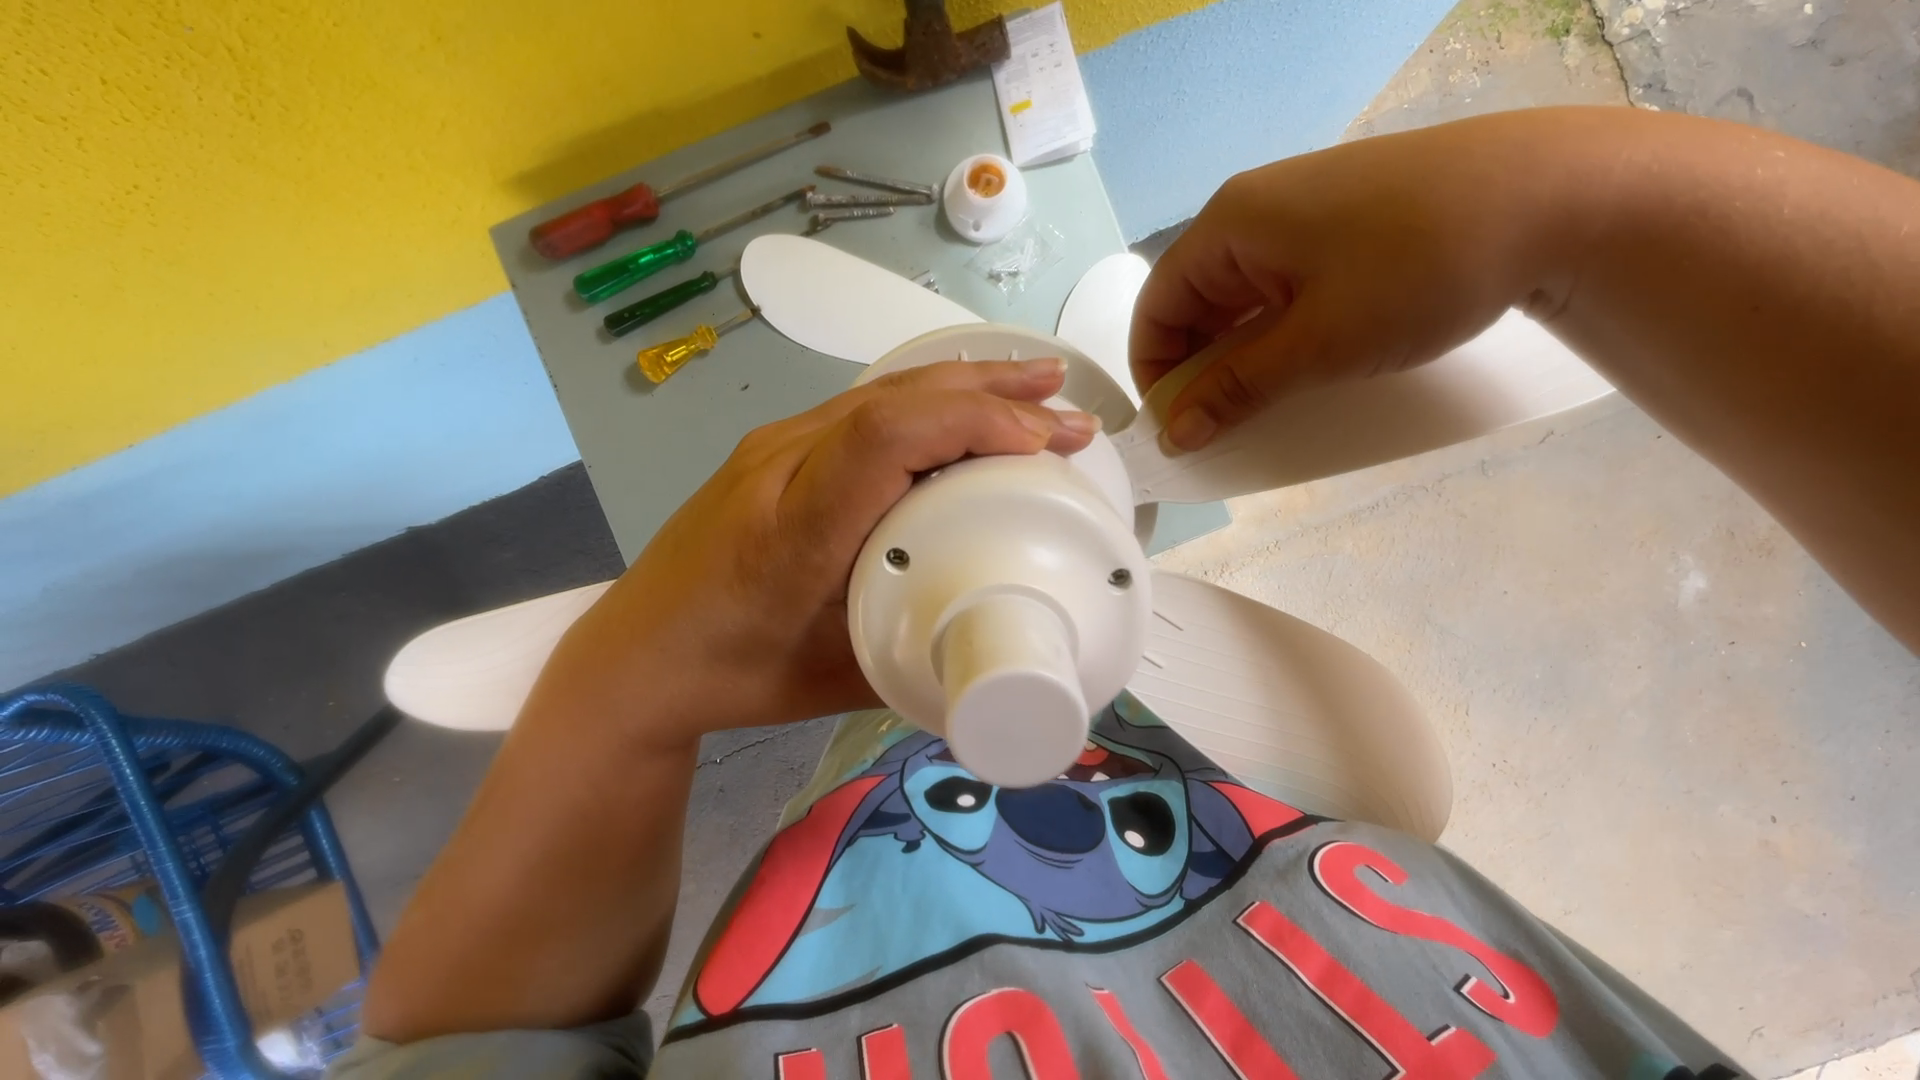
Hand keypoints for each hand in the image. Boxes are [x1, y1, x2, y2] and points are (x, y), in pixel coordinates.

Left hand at [530, 358, 1098, 748]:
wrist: (637, 657)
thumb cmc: (737, 676)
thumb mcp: (839, 680)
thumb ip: (923, 650)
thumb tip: (1005, 631)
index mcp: (796, 528)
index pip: (885, 435)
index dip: (973, 423)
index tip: (1041, 448)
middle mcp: (781, 467)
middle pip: (893, 398)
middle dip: (992, 396)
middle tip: (1068, 413)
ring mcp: (772, 449)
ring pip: (880, 393)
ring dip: (964, 387)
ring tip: (1036, 389)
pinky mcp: (773, 450)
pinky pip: (861, 410)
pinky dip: (926, 403)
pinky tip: (961, 409)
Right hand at [1130, 112, 1584, 449]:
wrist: (1559, 194)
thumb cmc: (1417, 268)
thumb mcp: (1317, 343)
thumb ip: (1237, 390)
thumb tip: (1175, 438)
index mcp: (1228, 226)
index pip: (1157, 309)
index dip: (1156, 376)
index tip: (1181, 431)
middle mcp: (1253, 213)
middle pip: (1195, 305)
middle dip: (1200, 371)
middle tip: (1226, 426)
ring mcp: (1302, 214)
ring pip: (1242, 300)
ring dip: (1243, 357)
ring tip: (1269, 404)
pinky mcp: (1344, 224)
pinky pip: (1284, 287)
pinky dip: (1281, 333)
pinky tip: (1308, 364)